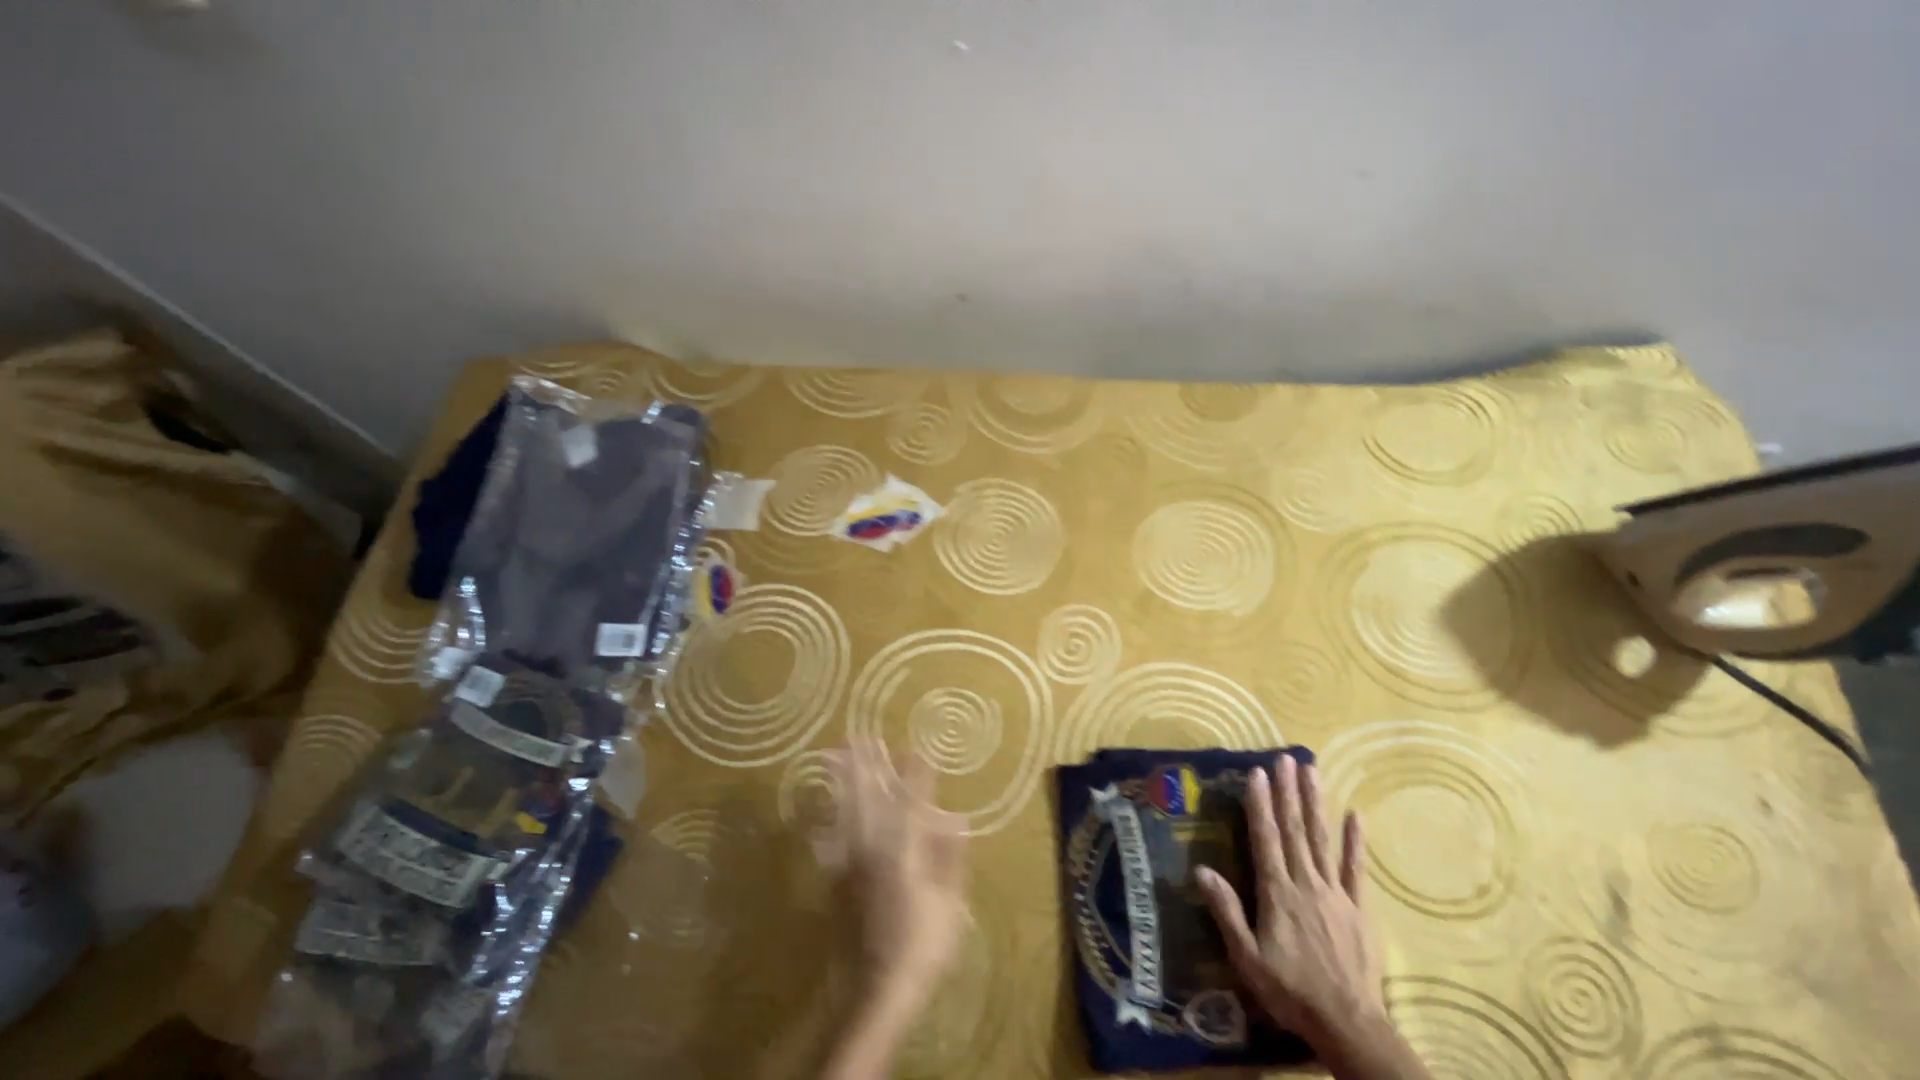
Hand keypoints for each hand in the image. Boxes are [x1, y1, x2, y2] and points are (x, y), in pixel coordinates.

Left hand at [833, 737, 969, 1003]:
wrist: (878, 986)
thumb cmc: (924, 945)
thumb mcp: (950, 902)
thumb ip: (950, 856)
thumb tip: (955, 819)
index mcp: (904, 851)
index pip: (911, 803)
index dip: (915, 775)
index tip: (917, 748)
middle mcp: (873, 849)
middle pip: (870, 798)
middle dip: (868, 765)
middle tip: (862, 735)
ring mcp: (851, 864)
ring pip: (845, 812)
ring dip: (843, 781)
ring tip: (836, 753)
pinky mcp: (836, 880)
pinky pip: (830, 838)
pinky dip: (827, 817)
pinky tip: (821, 808)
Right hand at [1195, 755, 1382, 1049]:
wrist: (1346, 1022)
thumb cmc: (1289, 990)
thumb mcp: (1247, 957)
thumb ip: (1227, 911)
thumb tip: (1201, 871)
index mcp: (1277, 894)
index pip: (1266, 840)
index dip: (1260, 805)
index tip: (1257, 773)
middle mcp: (1306, 884)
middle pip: (1295, 830)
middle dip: (1287, 792)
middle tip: (1284, 758)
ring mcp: (1336, 893)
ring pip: (1322, 840)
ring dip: (1315, 803)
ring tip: (1311, 771)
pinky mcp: (1359, 908)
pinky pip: (1356, 868)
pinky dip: (1355, 841)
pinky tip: (1355, 815)